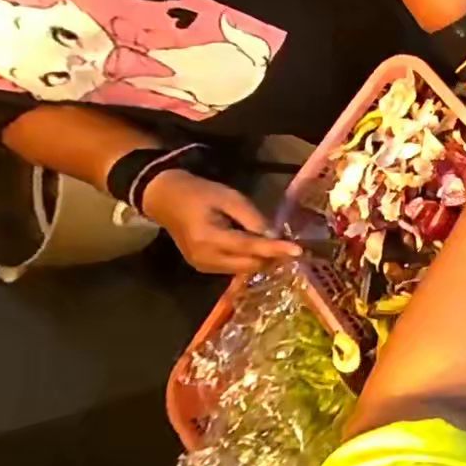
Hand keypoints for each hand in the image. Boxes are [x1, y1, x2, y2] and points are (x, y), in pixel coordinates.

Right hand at [140, 170, 302, 274]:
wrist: (166, 200)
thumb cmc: (200, 194)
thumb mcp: (229, 197)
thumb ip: (252, 218)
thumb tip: (274, 236)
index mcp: (209, 237)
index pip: (250, 248)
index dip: (276, 249)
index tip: (299, 251)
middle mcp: (205, 258)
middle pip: (250, 265)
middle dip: (273, 257)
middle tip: (291, 245)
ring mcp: (202, 266)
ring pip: (245, 270)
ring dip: (263, 260)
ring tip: (277, 246)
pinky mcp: (203, 268)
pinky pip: (235, 269)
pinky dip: (250, 261)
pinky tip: (259, 249)